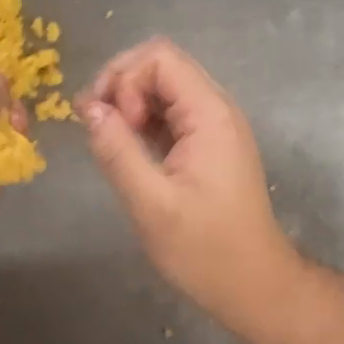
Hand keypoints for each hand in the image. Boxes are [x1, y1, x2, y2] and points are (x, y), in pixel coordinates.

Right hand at [77, 37, 297, 313]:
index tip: (111, 122)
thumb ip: (118, 151)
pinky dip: (142, 118)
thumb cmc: (206, 250)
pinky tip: (124, 146)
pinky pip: (170, 110)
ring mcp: (213, 124)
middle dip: (122, 85)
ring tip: (105, 137)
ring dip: (129, 101)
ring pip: (163, 85)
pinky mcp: (207, 142)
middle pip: (160, 64)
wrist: (254, 286)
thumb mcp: (152, 205)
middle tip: (99, 125)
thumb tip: (89, 107)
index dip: (125, 79)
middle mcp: (215, 107)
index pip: (159, 57)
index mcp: (209, 113)